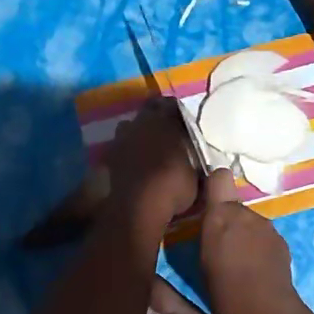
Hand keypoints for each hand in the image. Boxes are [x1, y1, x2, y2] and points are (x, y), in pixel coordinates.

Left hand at [106, 98, 200, 227]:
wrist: (138, 208)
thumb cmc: (173, 186)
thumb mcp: (196, 175)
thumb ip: (197, 160)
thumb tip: (203, 160)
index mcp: (165, 120)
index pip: (173, 105)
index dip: (181, 113)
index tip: (188, 122)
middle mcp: (141, 122)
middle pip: (150, 110)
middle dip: (159, 118)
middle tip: (171, 132)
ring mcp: (122, 138)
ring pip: (133, 126)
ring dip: (142, 132)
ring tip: (153, 146)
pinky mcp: (110, 155)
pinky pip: (123, 144)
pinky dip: (131, 149)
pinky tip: (138, 162)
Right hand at [199, 168, 305, 313]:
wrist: (262, 310)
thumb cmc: (221, 287)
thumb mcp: (202, 255)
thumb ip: (209, 227)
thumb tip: (215, 215)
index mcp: (222, 213)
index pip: (220, 177)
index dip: (215, 184)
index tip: (207, 197)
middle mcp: (248, 214)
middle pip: (236, 207)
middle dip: (229, 221)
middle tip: (220, 246)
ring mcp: (268, 228)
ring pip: (251, 224)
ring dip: (245, 236)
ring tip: (237, 263)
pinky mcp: (282, 244)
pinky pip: (265, 239)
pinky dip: (259, 249)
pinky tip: (255, 270)